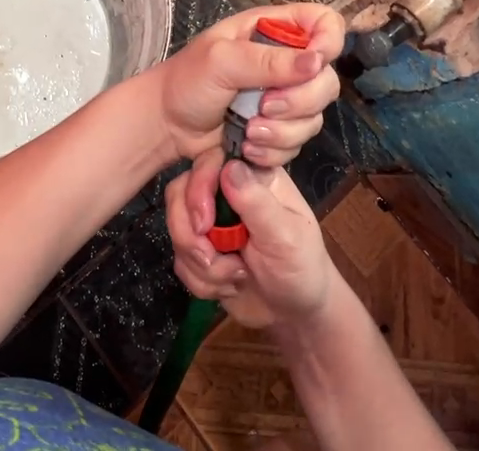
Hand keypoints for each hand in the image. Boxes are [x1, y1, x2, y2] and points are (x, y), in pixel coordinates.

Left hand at [153, 3, 344, 165]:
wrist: (167, 124)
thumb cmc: (187, 81)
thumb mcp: (221, 60)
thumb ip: (268, 61)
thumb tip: (316, 61)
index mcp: (273, 30)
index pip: (324, 23)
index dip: (329, 41)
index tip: (313, 64)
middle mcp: (286, 62)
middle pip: (326, 79)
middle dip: (299, 101)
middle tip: (263, 108)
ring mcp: (284, 98)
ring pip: (314, 117)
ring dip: (283, 130)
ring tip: (248, 130)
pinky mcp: (279, 129)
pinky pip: (299, 143)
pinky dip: (276, 149)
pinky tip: (248, 146)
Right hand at [167, 150, 332, 329]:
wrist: (294, 316)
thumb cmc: (301, 268)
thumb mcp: (286, 236)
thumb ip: (257, 202)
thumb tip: (229, 167)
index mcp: (252, 178)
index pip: (209, 162)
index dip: (198, 188)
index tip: (204, 224)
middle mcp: (225, 193)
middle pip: (180, 193)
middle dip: (191, 235)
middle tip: (211, 259)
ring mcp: (210, 222)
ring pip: (177, 229)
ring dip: (202, 265)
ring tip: (235, 276)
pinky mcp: (199, 250)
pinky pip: (179, 260)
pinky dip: (202, 281)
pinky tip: (230, 286)